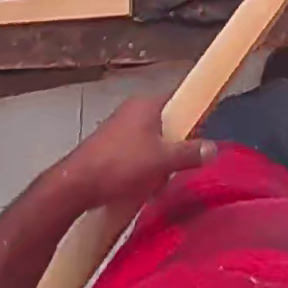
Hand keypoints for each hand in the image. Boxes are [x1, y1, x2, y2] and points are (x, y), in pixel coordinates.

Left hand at [57, 95, 214, 207]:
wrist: (73, 187)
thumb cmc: (122, 165)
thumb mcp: (162, 161)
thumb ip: (190, 153)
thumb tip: (214, 148)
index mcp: (148, 103)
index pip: (179, 100)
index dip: (192, 116)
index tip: (199, 136)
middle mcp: (132, 109)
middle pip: (165, 123)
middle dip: (172, 147)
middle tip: (175, 166)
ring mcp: (116, 127)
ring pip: (149, 141)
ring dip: (155, 161)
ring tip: (155, 183)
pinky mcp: (105, 145)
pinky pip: (132, 152)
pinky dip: (139, 167)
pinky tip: (137, 187)